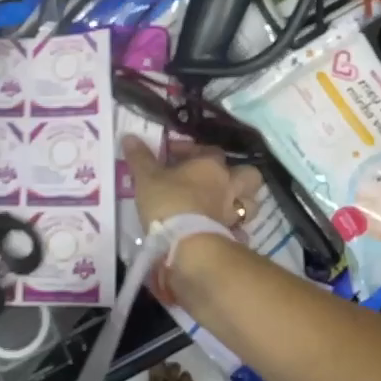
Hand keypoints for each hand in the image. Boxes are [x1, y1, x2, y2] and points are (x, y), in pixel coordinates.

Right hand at [120, 136, 262, 231]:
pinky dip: (233, 230)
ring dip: (241, 202)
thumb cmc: (169, 203)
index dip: (191, 150)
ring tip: (224, 205)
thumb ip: (140, 158)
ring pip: (250, 202)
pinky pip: (240, 230)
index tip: (171, 155)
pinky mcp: (233, 235)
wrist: (188, 245)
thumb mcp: (147, 178)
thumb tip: (129, 136)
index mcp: (211, 166)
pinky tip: (220, 232)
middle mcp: (229, 185)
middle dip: (238, 175)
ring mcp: (234, 212)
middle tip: (219, 180)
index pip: (208, 149)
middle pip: (248, 175)